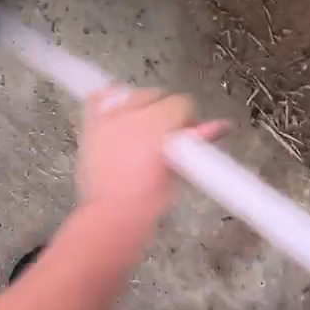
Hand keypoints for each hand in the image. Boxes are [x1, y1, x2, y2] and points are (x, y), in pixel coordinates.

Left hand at [76, 86, 225, 226]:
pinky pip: (98, 98)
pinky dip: (109, 102)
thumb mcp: (181, 172)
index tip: (187, 135)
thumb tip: (218, 126)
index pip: (182, 102)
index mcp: (159, 124)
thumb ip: (196, 143)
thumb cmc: (148, 201)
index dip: (188, 119)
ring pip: (131, 94)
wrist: (112, 214)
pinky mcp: (90, 125)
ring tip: (140, 132)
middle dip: (164, 112)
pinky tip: (118, 117)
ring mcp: (108, 118)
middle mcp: (132, 114)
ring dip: (139, 107)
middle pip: (156, 95)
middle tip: (165, 139)